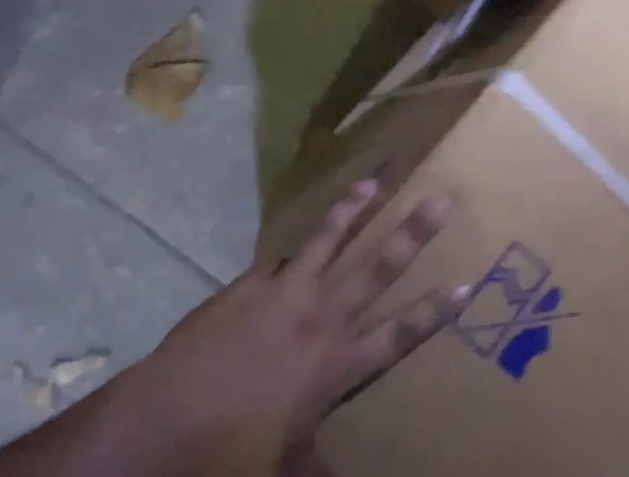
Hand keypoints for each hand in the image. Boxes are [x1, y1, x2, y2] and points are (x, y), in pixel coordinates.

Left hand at [112, 179, 465, 473]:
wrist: (161, 421)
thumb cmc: (228, 451)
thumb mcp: (282, 461)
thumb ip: (313, 456)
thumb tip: (331, 473)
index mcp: (334, 366)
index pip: (398, 334)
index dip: (434, 311)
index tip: (467, 282)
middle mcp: (318, 320)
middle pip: (375, 269)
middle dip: (411, 234)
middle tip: (440, 199)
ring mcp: (281, 296)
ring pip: (326, 242)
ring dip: (352, 210)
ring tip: (373, 180)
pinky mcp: (245, 286)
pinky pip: (276, 261)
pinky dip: (291, 252)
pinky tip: (293, 246)